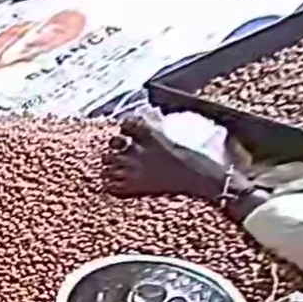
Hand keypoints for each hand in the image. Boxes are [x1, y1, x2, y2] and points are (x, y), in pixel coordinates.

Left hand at [103, 112, 230, 200]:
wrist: (195, 176)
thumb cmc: (192, 153)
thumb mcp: (178, 131)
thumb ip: (159, 124)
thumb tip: (148, 113)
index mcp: (151, 134)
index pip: (127, 123)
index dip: (125, 126)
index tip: (127, 130)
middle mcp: (138, 151)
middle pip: (112, 143)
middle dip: (113, 146)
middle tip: (118, 151)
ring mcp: (133, 170)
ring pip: (107, 165)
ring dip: (110, 165)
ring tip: (116, 168)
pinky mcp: (131, 188)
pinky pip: (109, 185)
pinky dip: (110, 184)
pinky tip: (117, 183)